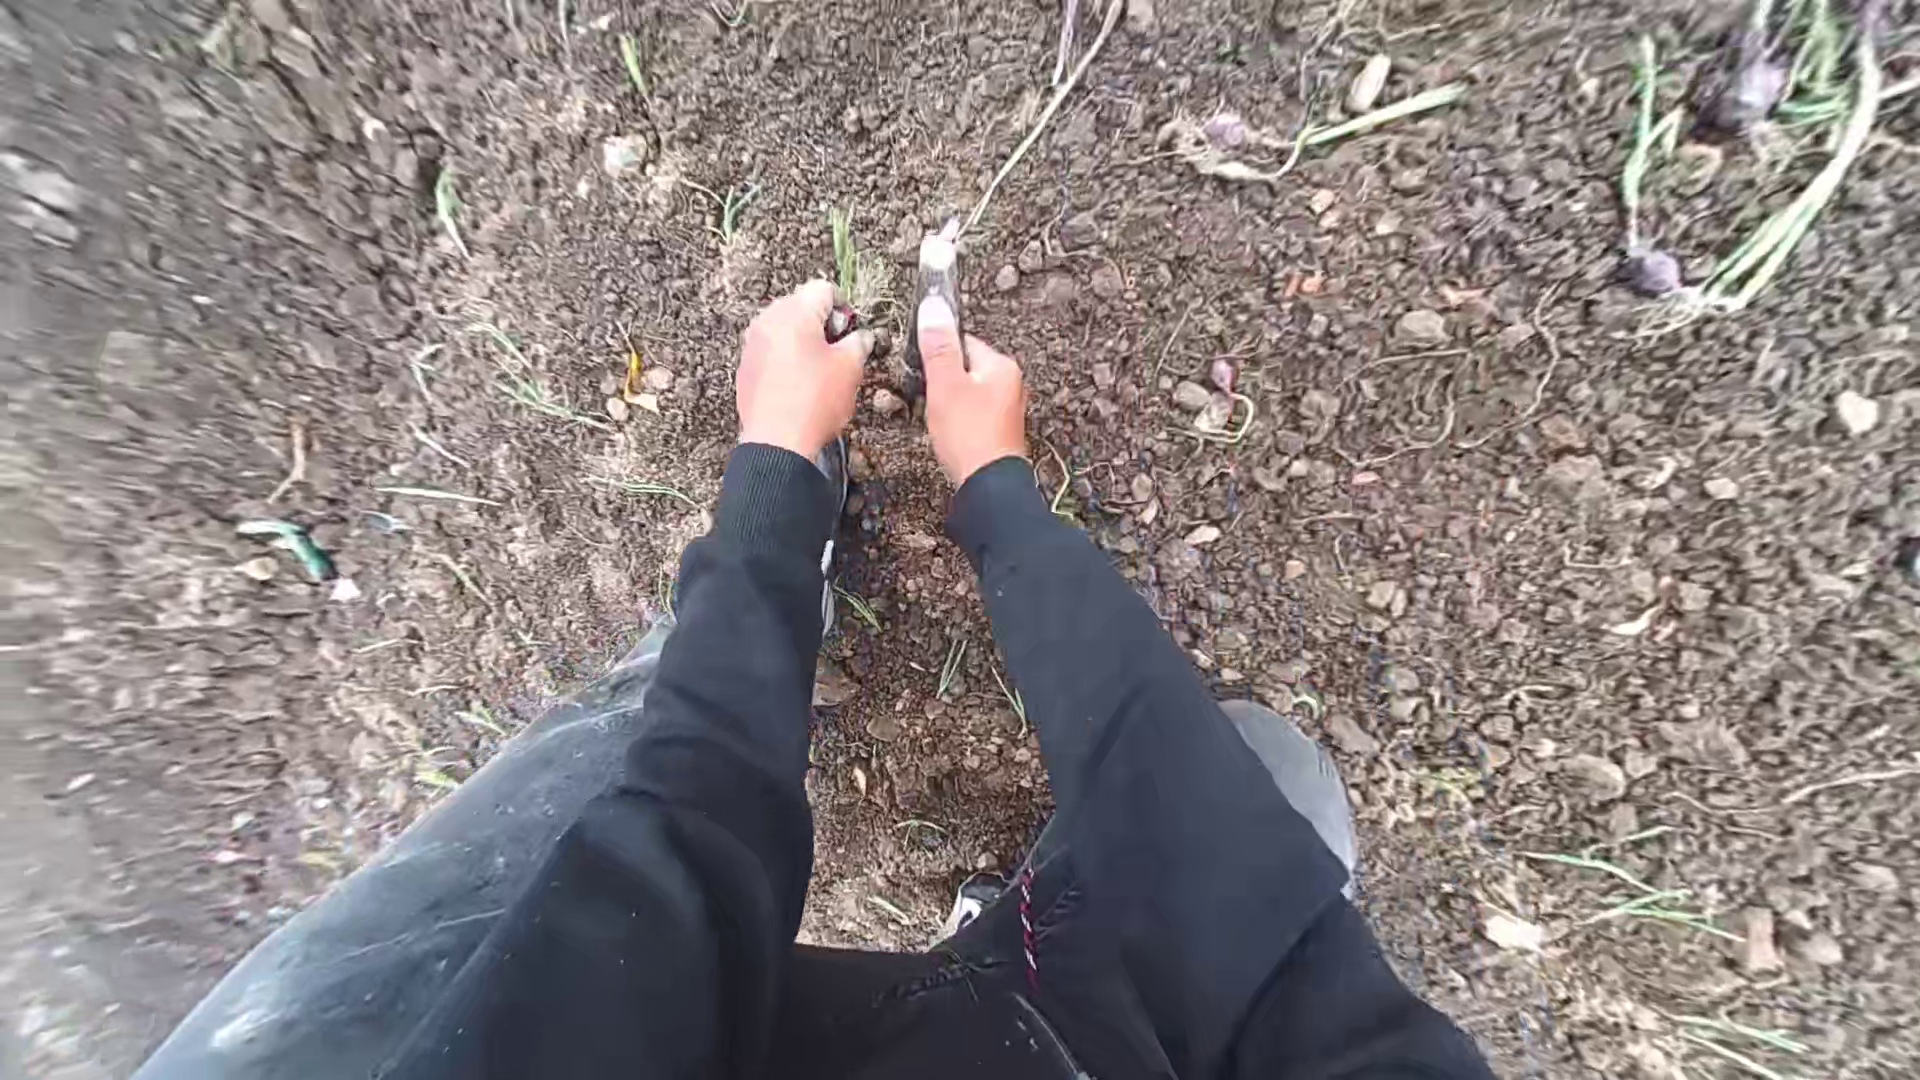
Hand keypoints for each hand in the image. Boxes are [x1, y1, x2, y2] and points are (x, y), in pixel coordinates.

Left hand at [736, 281, 872, 457]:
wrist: (777, 442)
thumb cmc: (815, 402)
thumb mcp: (850, 369)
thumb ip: (859, 344)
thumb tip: (862, 337)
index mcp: (794, 313)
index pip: (823, 290)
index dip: (845, 308)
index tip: (852, 333)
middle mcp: (767, 321)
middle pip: (801, 306)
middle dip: (823, 325)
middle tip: (840, 353)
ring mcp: (752, 345)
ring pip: (785, 330)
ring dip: (805, 343)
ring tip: (821, 372)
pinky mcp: (746, 369)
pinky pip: (771, 352)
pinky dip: (787, 360)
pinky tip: (800, 386)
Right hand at [918, 296, 1025, 484]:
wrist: (988, 485)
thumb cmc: (969, 436)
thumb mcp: (945, 384)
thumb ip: (938, 347)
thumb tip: (934, 307)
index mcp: (1001, 366)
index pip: (964, 342)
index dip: (939, 355)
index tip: (926, 371)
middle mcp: (1011, 385)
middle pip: (967, 369)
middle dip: (945, 382)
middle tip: (935, 401)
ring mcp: (1008, 410)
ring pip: (969, 394)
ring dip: (951, 404)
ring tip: (943, 422)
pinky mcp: (1001, 432)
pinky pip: (975, 416)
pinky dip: (961, 422)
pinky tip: (953, 435)